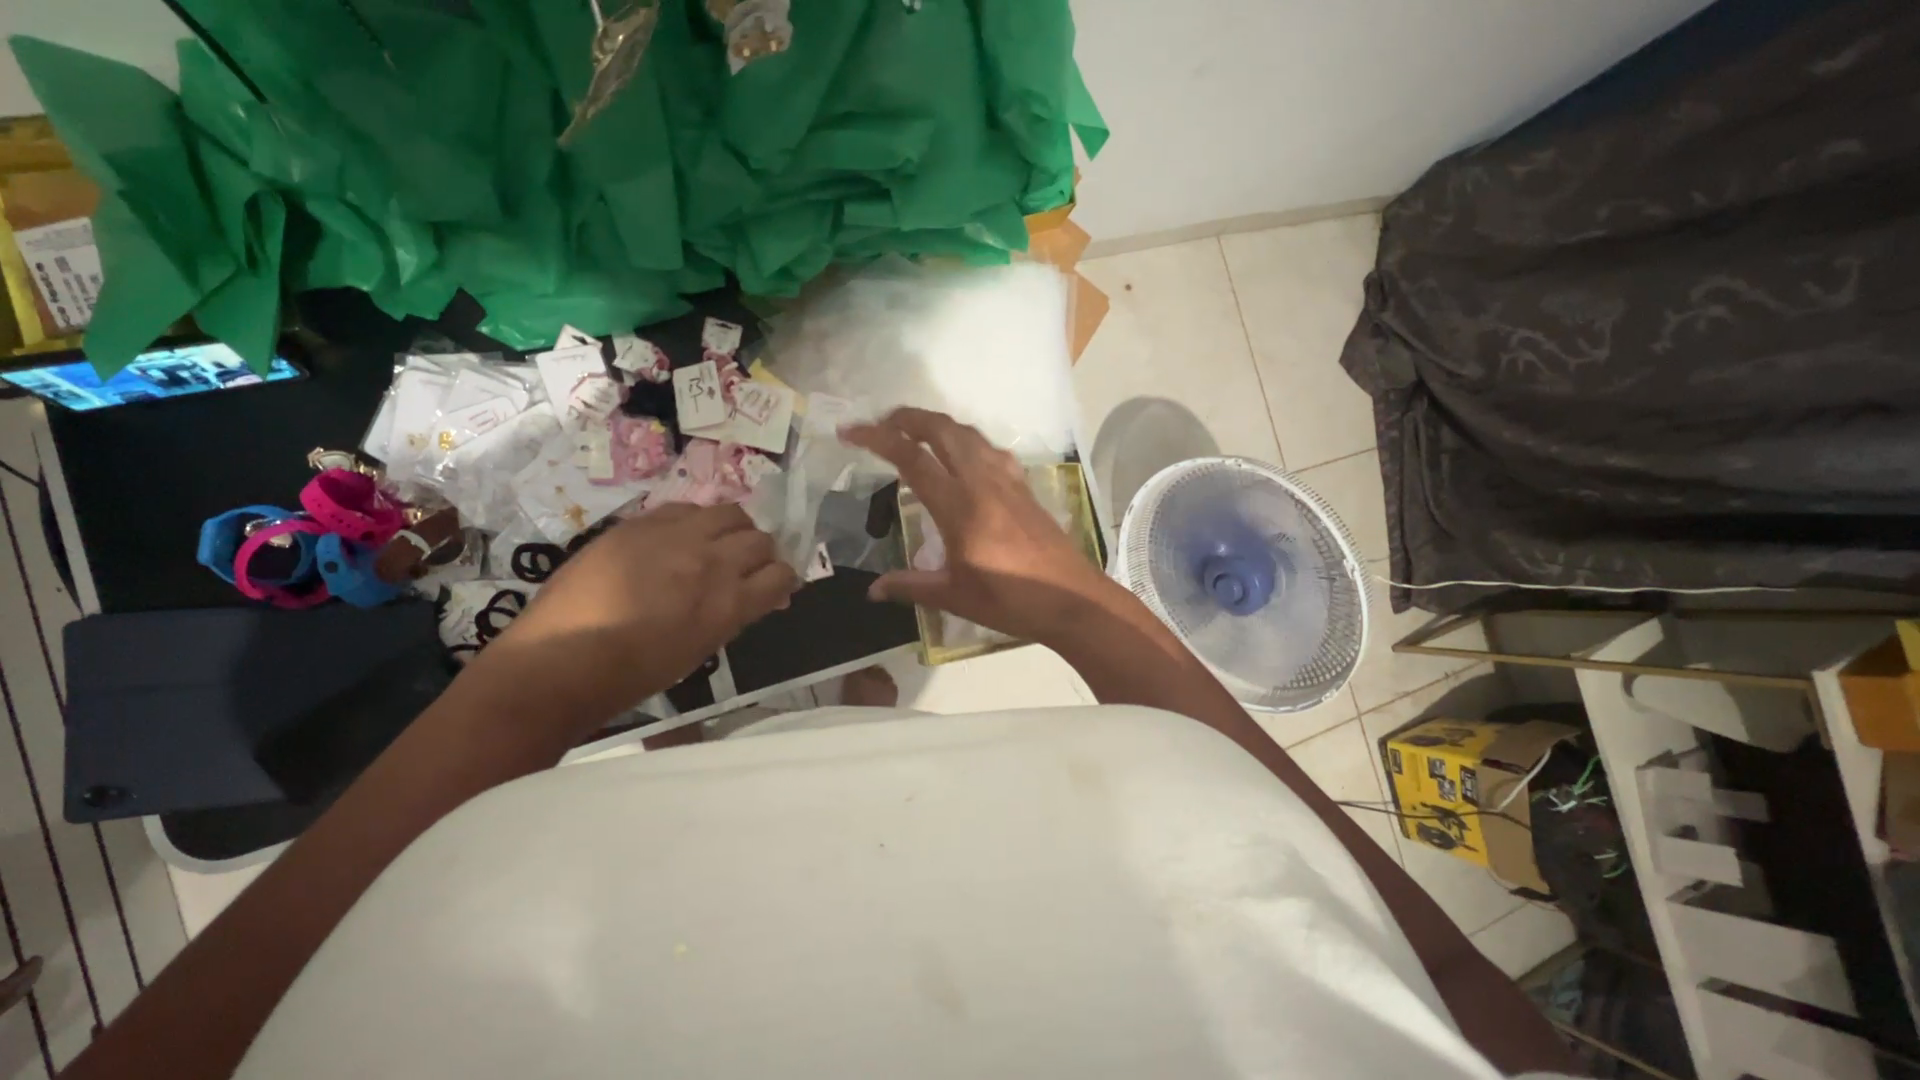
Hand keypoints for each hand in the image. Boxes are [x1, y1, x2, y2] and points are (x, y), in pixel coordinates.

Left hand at [482, 503, 798, 712]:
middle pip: (760, 539)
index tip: (774, 587)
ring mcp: (674, 536)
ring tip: (716, 545)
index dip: (783, 580)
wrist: (562, 659)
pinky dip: (694, 520)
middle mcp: (711, 561)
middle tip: (745, 568)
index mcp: (729, 603)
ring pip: (729, 512)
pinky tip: (680, 537)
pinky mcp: (640, 523)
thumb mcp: (699, 649)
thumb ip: (732, 616)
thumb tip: (752, 598)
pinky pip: (686, 507)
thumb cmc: (633, 673)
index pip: (782, 575)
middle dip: (761, 554)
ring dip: (733, 529)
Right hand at [840, 408, 1126, 646]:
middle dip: (908, 418)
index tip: (851, 431)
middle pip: (942, 430)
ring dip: (938, 424)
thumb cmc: (1011, 600)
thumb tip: (873, 590)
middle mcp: (982, 482)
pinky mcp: (1024, 488)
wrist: (1072, 599)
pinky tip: (963, 455)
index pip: (912, 458)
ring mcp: (1007, 481)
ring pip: (969, 435)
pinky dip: (967, 441)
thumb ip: (911, 586)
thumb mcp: (954, 596)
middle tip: (880, 423)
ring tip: (915, 431)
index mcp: (959, 506)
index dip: (878, 439)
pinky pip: (990, 450)